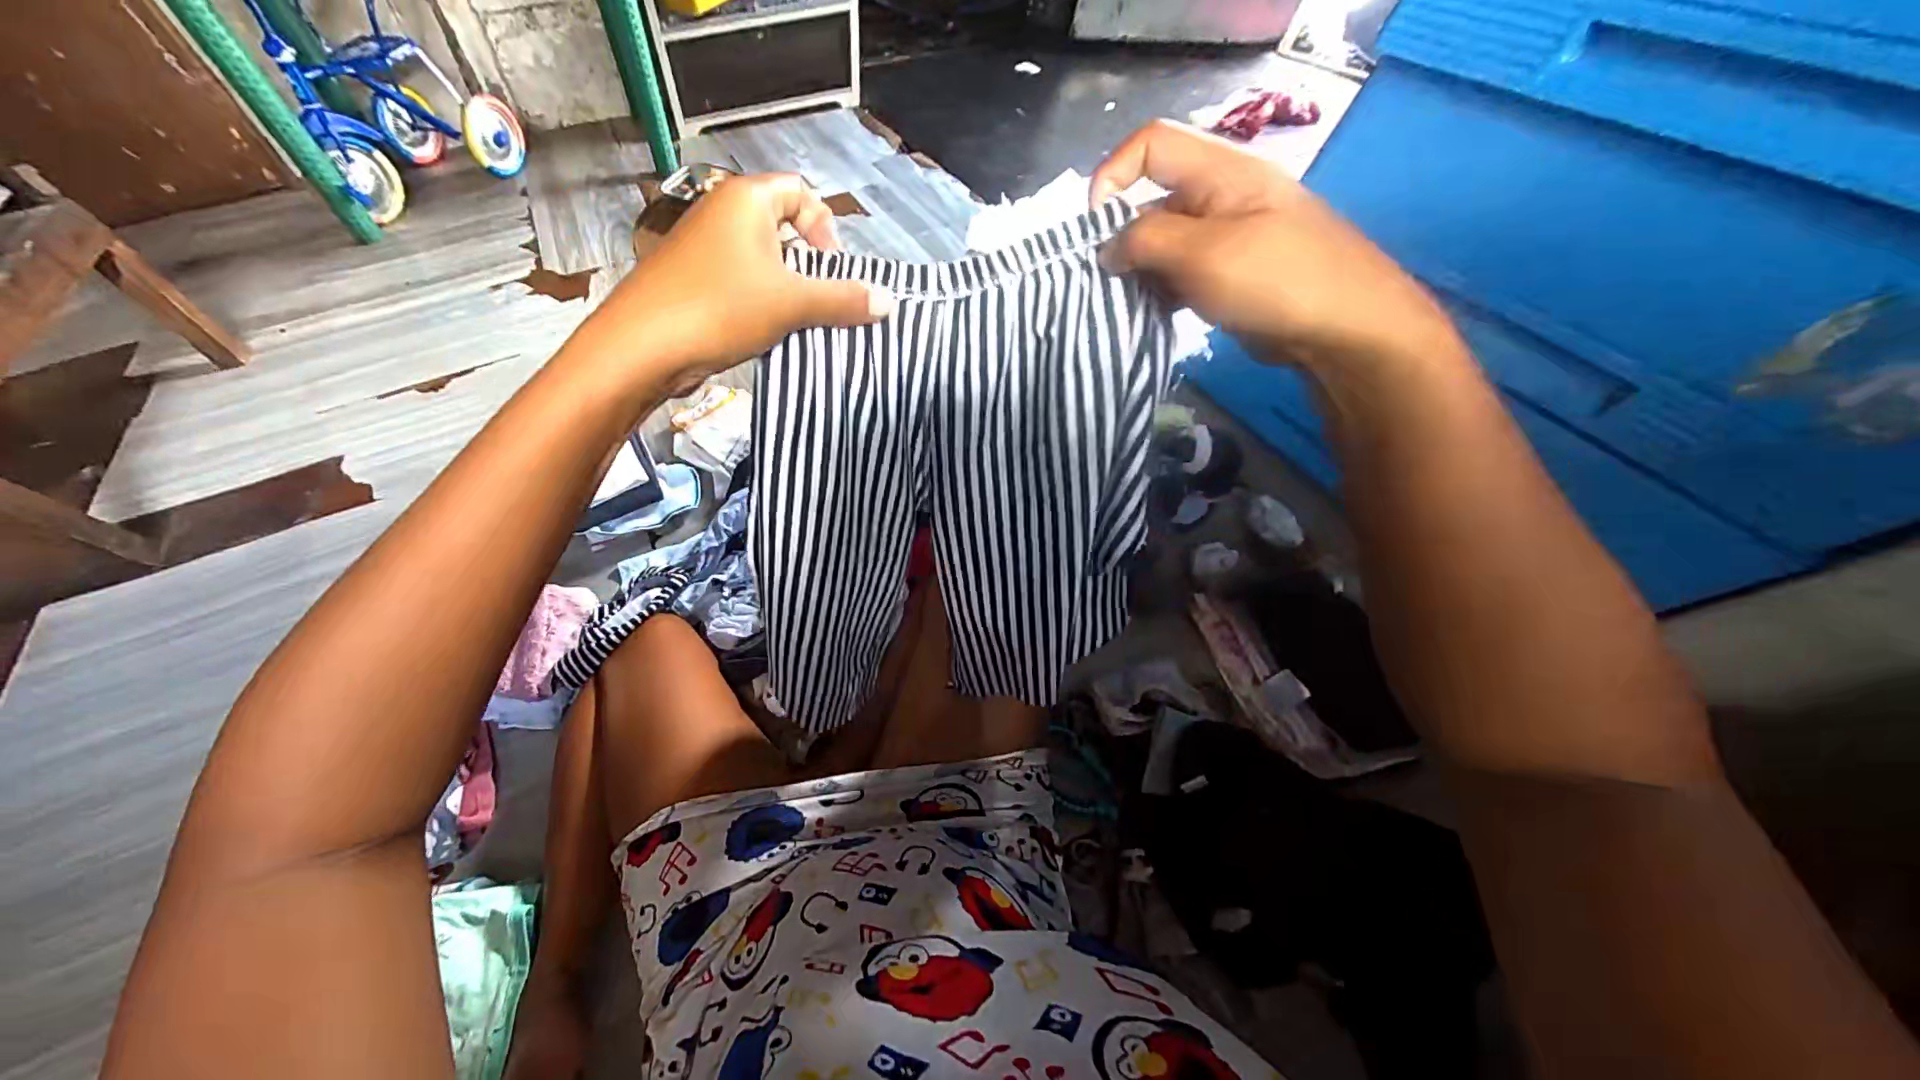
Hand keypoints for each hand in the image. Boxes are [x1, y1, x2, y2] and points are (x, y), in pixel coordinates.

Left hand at [568, 172, 895, 395]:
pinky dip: (761, 305)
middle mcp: (722, 214)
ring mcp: (704, 249)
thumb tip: (888, 302)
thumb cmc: (718, 309)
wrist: (641, 349)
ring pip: (763, 262)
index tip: (834, 271)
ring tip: (798, 324)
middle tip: (823, 302)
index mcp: (745, 199)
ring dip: (788, 292)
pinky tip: (769, 335)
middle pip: (784, 228)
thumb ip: (843, 300)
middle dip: (810, 266)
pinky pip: (741, 285)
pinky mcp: (693, 282)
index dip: (825, 228)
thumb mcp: (792, 303)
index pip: (801, 193)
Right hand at [1090, 120, 1464, 373]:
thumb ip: (1145, 241)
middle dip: (1123, 238)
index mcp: (1220, 173)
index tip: (1096, 232)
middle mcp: (1222, 197)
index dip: (1112, 176)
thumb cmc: (1276, 279)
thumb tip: (1107, 248)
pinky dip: (1163, 292)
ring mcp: (1229, 237)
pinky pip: (1183, 273)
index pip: (1150, 145)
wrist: (1346, 329)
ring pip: (1165, 243)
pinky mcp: (1233, 274)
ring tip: (1128, 307)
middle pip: (1152, 200)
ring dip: (1141, 272)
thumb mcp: (1203, 253)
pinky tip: (1155, 317)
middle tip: (1107, 284)